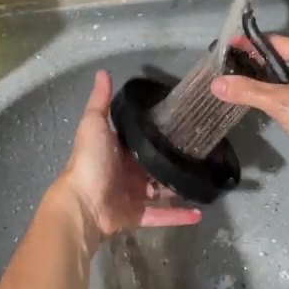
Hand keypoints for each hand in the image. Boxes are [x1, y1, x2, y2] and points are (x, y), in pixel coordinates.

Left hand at [49, 70, 202, 242]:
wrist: (84, 203)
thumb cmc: (90, 161)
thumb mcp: (94, 124)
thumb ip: (100, 101)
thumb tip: (103, 72)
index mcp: (118, 150)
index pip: (141, 139)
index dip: (158, 132)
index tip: (182, 123)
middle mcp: (127, 172)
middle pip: (154, 165)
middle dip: (172, 161)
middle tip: (200, 152)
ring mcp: (133, 195)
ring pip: (161, 191)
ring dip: (179, 187)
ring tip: (204, 179)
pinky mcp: (139, 216)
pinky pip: (163, 215)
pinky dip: (180, 215)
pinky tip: (200, 212)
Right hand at [212, 35, 288, 166]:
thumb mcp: (281, 104)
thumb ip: (248, 91)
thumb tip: (215, 83)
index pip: (276, 42)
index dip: (250, 45)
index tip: (227, 47)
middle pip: (283, 56)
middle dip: (257, 62)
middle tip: (230, 67)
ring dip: (269, 77)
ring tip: (242, 82)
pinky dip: (282, 88)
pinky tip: (267, 98)